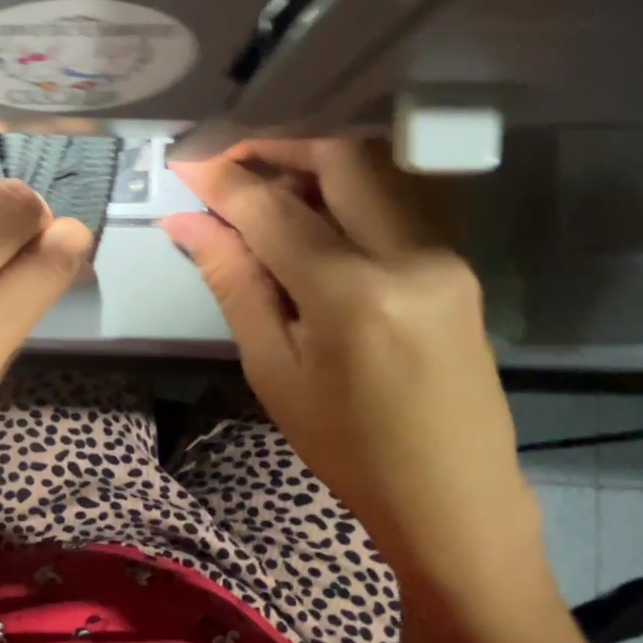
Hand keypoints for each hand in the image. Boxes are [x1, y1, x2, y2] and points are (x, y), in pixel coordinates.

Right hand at [163, 139, 531, 561]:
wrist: (452, 495)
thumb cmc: (345, 446)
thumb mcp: (273, 370)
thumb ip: (234, 284)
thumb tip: (188, 224)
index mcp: (352, 293)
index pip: (274, 209)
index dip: (223, 180)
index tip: (185, 161)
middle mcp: (409, 256)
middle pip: (342, 160)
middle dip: (278, 147)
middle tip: (226, 164)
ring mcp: (444, 257)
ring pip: (374, 177)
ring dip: (314, 168)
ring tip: (261, 194)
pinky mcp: (457, 267)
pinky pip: (392, 209)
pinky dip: (343, 200)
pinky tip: (309, 227)